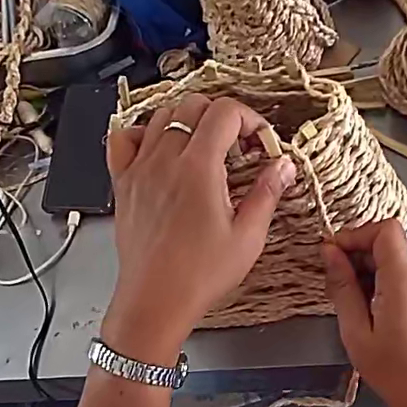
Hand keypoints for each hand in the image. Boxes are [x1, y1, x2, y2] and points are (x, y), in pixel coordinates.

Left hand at [104, 94, 294, 364]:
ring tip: (206, 149)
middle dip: (223, 117)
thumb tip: (283, 166)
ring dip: (189, 121)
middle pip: (193, 105)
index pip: (225, 112)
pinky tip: (161, 150)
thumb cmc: (198, 276)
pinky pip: (124, 139)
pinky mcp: (124, 184)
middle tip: (239, 147)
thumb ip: (267, 193)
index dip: (251, 120)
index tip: (260, 143)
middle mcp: (165, 160)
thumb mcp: (247, 237)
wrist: (155, 301)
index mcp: (198, 168)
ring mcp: (140, 169)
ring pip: (161, 115)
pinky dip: (144, 133)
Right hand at [323, 219, 406, 406]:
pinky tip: (367, 308)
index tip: (334, 252)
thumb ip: (342, 287)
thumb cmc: (393, 371)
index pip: (386, 231)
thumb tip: (329, 252)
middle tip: (335, 282)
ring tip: (351, 302)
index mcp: (404, 285)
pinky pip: (399, 274)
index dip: (357, 234)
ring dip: (366, 270)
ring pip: (391, 259)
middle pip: (387, 243)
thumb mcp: (356, 331)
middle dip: (357, 255)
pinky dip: (379, 281)